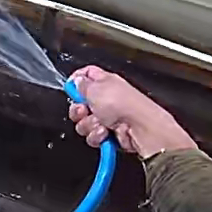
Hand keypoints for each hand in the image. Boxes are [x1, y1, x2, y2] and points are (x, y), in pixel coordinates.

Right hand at [67, 66, 197, 158]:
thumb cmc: (125, 105)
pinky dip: (97, 136)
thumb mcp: (95, 88)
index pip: (85, 75)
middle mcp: (107, 99)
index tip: (71, 89)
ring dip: (88, 125)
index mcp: (105, 82)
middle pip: (81, 103)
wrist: (140, 129)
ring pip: (84, 122)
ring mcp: (108, 117)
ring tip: (100, 123)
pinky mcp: (109, 134)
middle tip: (84, 110)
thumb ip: (81, 84)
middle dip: (78, 110)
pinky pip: (93, 136)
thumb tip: (75, 81)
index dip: (75, 81)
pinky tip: (105, 133)